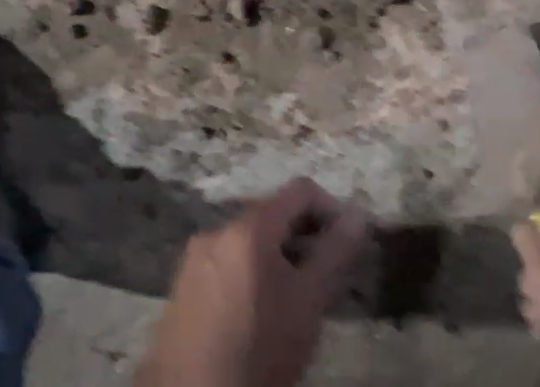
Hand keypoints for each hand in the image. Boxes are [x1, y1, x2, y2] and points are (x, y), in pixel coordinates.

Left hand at [137, 178, 369, 386]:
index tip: (344, 245)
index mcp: (248, 227)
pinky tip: (260, 313)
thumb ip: (336, 252)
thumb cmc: (258, 349)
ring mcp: (195, 259)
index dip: (330, 209)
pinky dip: (252, 273)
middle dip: (305, 237)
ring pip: (251, 241)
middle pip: (274, 214)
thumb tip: (357, 214)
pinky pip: (228, 262)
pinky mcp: (182, 287)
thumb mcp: (309, 301)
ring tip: (295, 299)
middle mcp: (217, 231)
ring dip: (279, 257)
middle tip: (324, 277)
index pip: (300, 190)